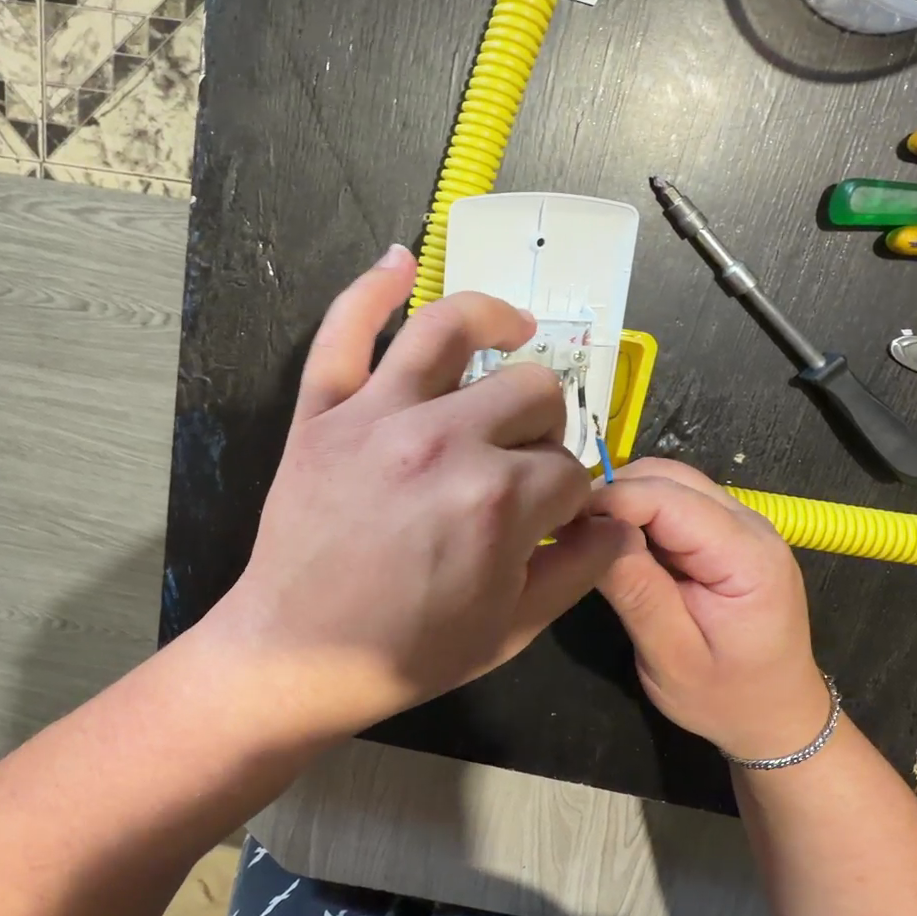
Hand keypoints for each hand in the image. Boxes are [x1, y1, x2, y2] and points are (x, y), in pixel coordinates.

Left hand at [211, 245, 631, 730]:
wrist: (297, 654)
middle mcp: (445, 440)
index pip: (568, 470)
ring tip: (516, 327)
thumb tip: (619, 521)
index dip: (569, 497)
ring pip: (452, 330)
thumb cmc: (407, 650)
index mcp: (499, 499)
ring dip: (496, 319)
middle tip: (525, 460)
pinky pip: (343, 332)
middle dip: (545, 428)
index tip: (551, 518)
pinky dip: (371, 289)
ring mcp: (377, 417)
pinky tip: (399, 261)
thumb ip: (578, 570)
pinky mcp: (322, 412)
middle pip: (531, 393)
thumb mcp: (510, 630)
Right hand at [589, 459, 829, 759]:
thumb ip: (636, 592)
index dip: (608, 501)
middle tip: (567, 532)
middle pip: (667, 477)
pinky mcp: (724, 532)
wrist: (775, 716)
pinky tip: (613, 542)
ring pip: (668, 480)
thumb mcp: (671, 658)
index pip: (667, 498)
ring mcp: (740, 523)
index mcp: (746, 556)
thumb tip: (592, 530)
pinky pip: (673, 500)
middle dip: (611, 493)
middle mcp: (750, 524)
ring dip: (621, 499)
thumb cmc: (724, 697)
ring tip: (585, 538)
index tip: (561, 527)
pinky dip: (635, 510)